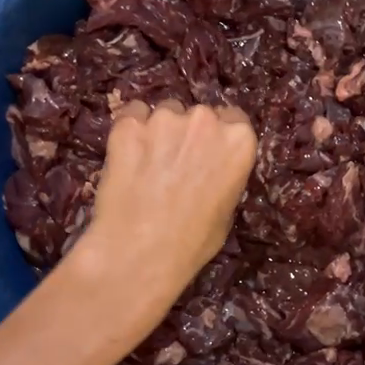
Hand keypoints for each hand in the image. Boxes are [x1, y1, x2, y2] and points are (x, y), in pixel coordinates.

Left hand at [74, 100, 256, 313]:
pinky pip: (132, 114)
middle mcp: (206, 120)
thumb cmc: (192, 242)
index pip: (234, 119)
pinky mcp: (128, 124)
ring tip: (146, 164)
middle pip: (198, 114)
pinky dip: (130, 130)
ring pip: (165, 113)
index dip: (218, 137)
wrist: (140, 252)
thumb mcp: (227, 210)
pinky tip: (125, 156)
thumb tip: (210, 170)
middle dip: (188, 134)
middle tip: (174, 163)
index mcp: (239, 141)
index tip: (207, 153)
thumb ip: (224, 175)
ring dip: (159, 132)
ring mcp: (165, 118)